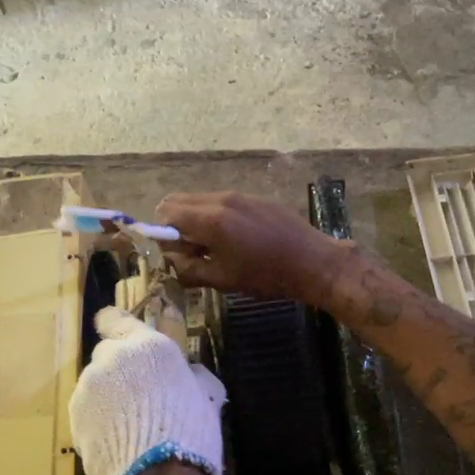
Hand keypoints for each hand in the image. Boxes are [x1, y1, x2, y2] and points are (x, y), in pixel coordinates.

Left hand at [69, 307, 226, 474]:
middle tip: (138, 394)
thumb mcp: (206, 395)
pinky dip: (98, 422)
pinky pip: (88, 412)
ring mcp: (88, 388)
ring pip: (96, 385)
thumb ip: (191, 376)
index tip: (124, 338)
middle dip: (120, 370)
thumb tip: (188, 374)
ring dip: (108, 398)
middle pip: (108, 354)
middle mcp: (110, 358)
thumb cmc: (190, 430)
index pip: (114, 318)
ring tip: (128, 426)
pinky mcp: (75, 418)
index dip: (117, 325)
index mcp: (145, 345)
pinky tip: (118, 442)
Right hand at [155, 192, 348, 304]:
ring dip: (195, 220)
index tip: (175, 253)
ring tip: (213, 247)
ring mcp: (239, 195)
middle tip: (190, 250)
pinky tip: (234, 240)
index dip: (162, 233)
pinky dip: (214, 216)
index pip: (165, 212)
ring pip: (199, 200)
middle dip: (175, 223)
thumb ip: (188, 268)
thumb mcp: (222, 279)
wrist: (313, 262)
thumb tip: (168, 262)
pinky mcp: (253, 198)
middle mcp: (221, 199)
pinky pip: (220, 201)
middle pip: (178, 200)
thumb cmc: (266, 276)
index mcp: (210, 219)